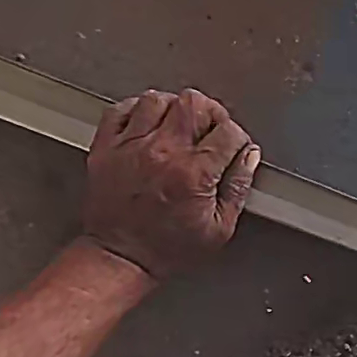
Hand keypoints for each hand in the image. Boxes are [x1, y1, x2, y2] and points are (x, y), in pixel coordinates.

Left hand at [82, 89, 260, 280]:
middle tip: (212, 131)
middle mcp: (162, 153)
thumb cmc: (169, 248)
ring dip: (175, 109)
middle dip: (211, 114)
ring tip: (180, 127)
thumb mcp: (220, 227)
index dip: (239, 138)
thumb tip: (249, 157)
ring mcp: (131, 146)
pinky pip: (122, 109)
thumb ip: (238, 186)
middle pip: (194, 103)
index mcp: (194, 174)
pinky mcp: (107, 147)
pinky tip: (150, 125)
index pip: (229, 132)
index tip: (236, 148)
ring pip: (158, 99)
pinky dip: (139, 110)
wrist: (122, 257)